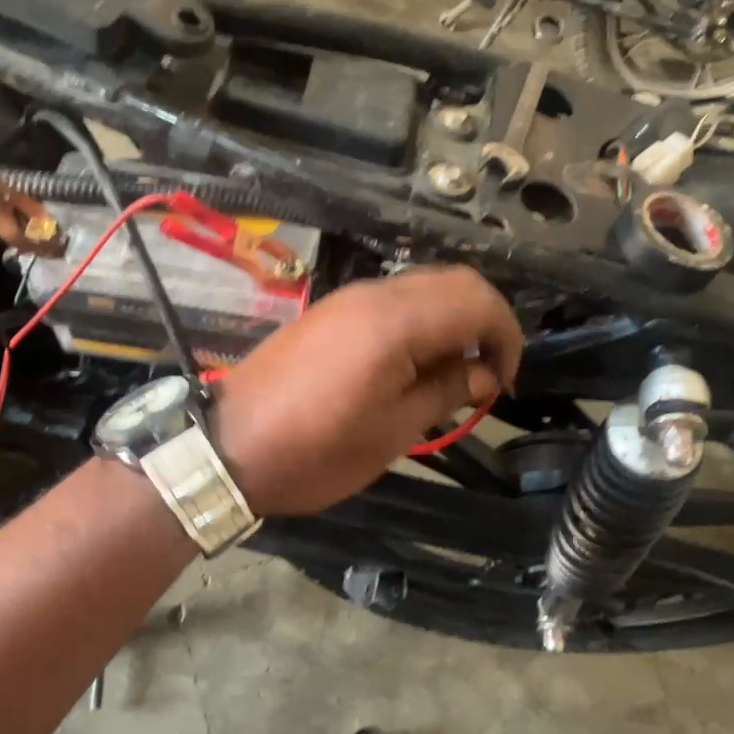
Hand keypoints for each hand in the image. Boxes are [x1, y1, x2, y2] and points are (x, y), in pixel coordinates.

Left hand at [208, 267, 522, 515]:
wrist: (227, 448)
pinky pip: (394, 299)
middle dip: (486, 322)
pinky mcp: (332, 310)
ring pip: (425, 286)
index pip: (478, 301)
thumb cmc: (315, 451)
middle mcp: (375, 295)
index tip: (504, 382)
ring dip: (453, 320)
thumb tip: (483, 374)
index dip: (506, 337)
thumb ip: (445, 391)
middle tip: (487, 374)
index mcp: (396, 322)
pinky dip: (422, 321)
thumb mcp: (392, 432)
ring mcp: (349, 298)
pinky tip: (416, 364)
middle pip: (456, 282)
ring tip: (454, 374)